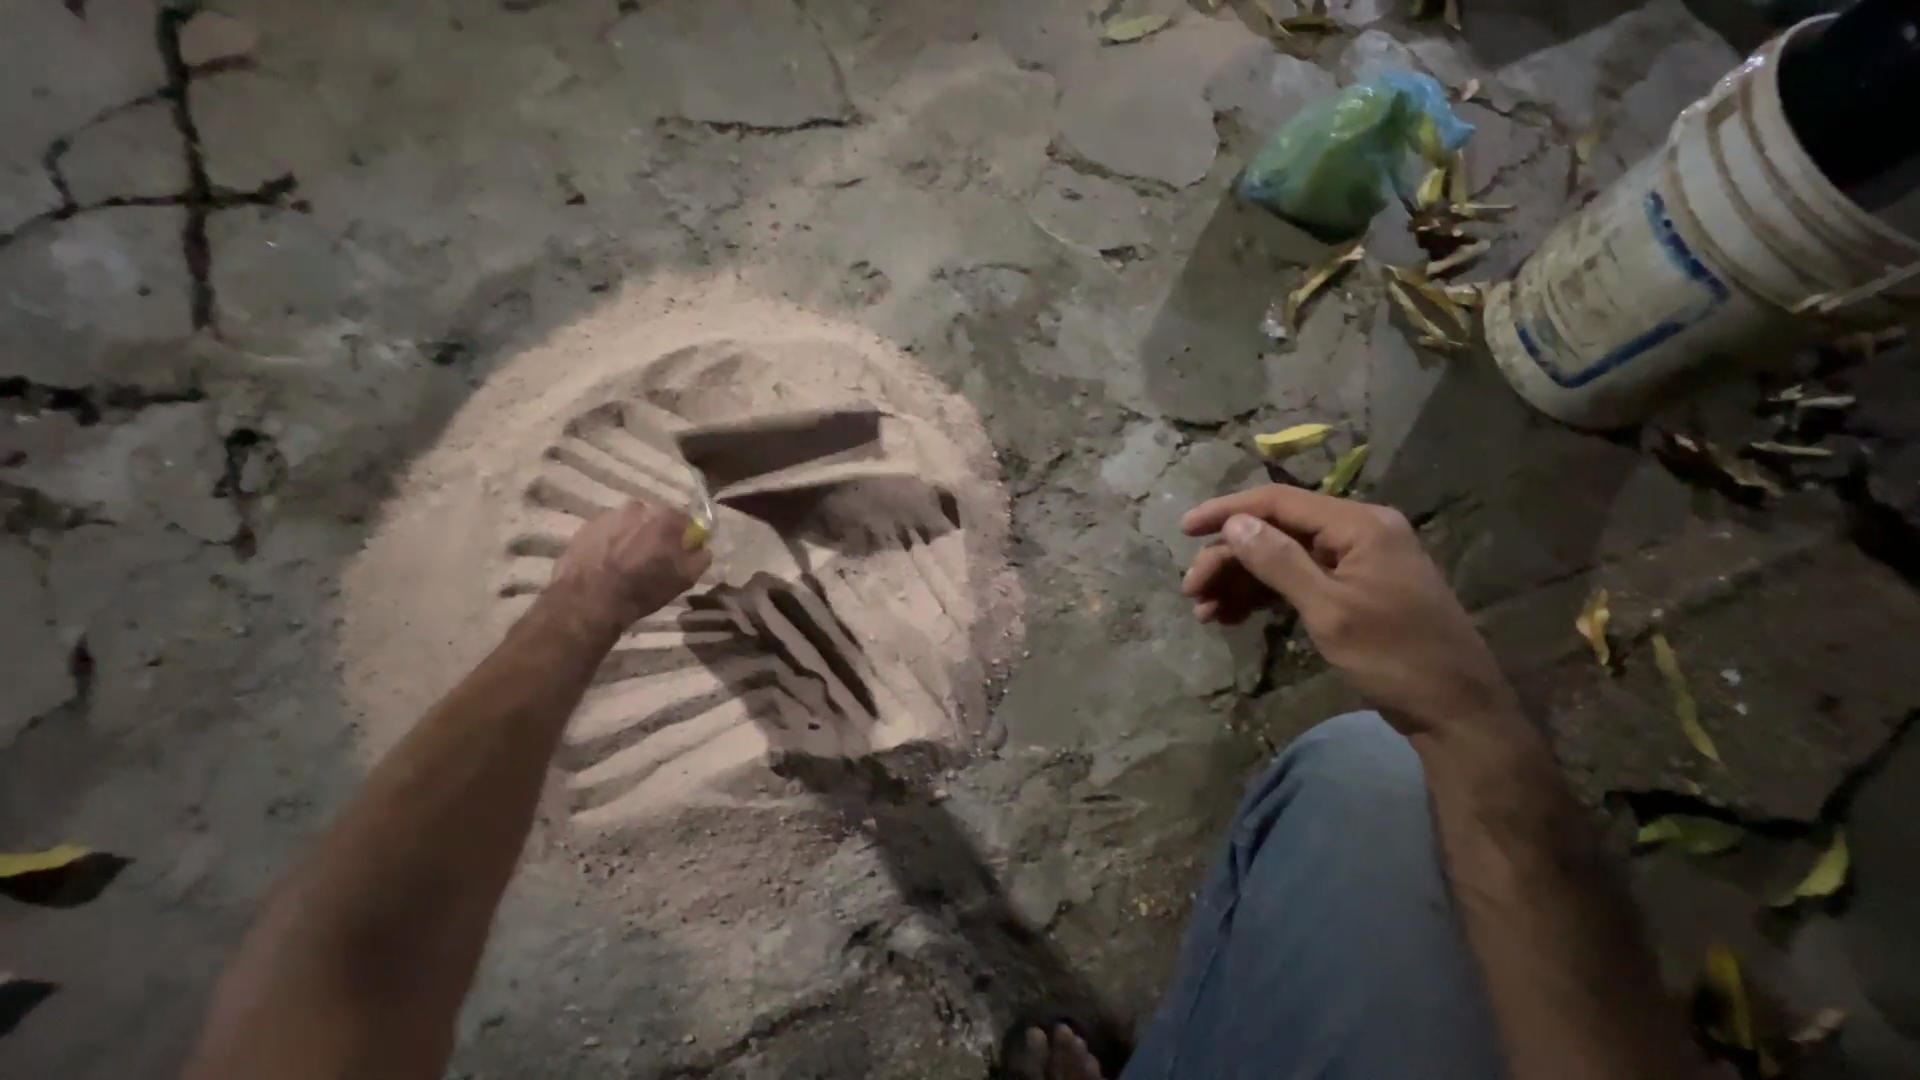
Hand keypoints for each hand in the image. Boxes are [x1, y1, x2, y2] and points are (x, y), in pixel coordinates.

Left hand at [548, 499, 711, 633]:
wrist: (590, 600)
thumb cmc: (643, 588)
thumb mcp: (684, 579)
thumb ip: (701, 558)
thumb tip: (703, 548)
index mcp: (665, 516)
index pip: (684, 520)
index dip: (684, 538)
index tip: (679, 554)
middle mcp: (637, 507)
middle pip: (654, 519)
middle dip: (655, 535)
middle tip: (651, 559)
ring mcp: (609, 515)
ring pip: (629, 524)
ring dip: (631, 538)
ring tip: (626, 563)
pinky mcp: (586, 527)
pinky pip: (607, 532)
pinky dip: (610, 543)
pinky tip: (607, 564)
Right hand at [1181, 486, 1516, 734]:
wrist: (1455, 710)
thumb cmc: (1394, 656)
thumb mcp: (1329, 610)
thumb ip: (1279, 562)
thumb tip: (1234, 524)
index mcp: (1358, 525)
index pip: (1278, 503)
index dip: (1227, 512)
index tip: (1183, 529)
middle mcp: (1357, 533)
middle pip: (1276, 533)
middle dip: (1230, 561)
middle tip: (1192, 593)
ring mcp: (1356, 563)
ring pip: (1282, 560)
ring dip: (1241, 582)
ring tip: (1206, 613)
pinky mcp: (1353, 591)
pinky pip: (1299, 581)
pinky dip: (1265, 597)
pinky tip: (1233, 617)